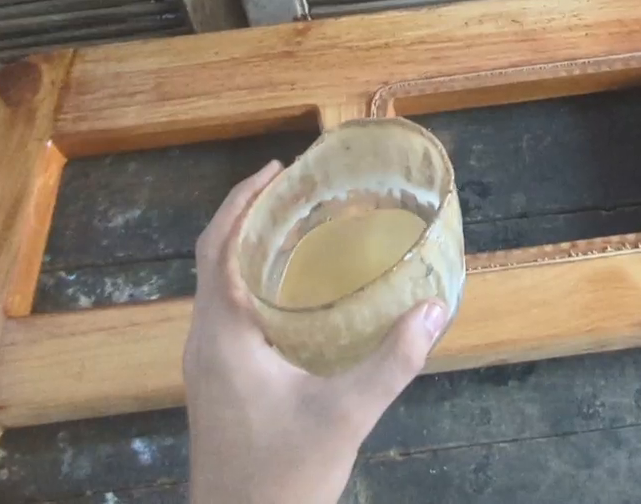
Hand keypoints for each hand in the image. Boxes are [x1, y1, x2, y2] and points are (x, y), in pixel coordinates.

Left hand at [185, 161, 450, 503]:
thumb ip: (392, 362)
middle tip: (299, 188)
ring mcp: (208, 362)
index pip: (217, 247)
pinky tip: (294, 286)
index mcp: (224, 335)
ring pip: (219, 282)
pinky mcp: (217, 379)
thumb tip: (434, 307)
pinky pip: (228, 306)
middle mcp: (206, 339)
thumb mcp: (344, 417)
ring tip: (299, 223)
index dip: (242, 200)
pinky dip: (252, 277)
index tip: (279, 169)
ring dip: (249, 245)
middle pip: (214, 257)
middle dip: (249, 214)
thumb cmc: (282, 477)